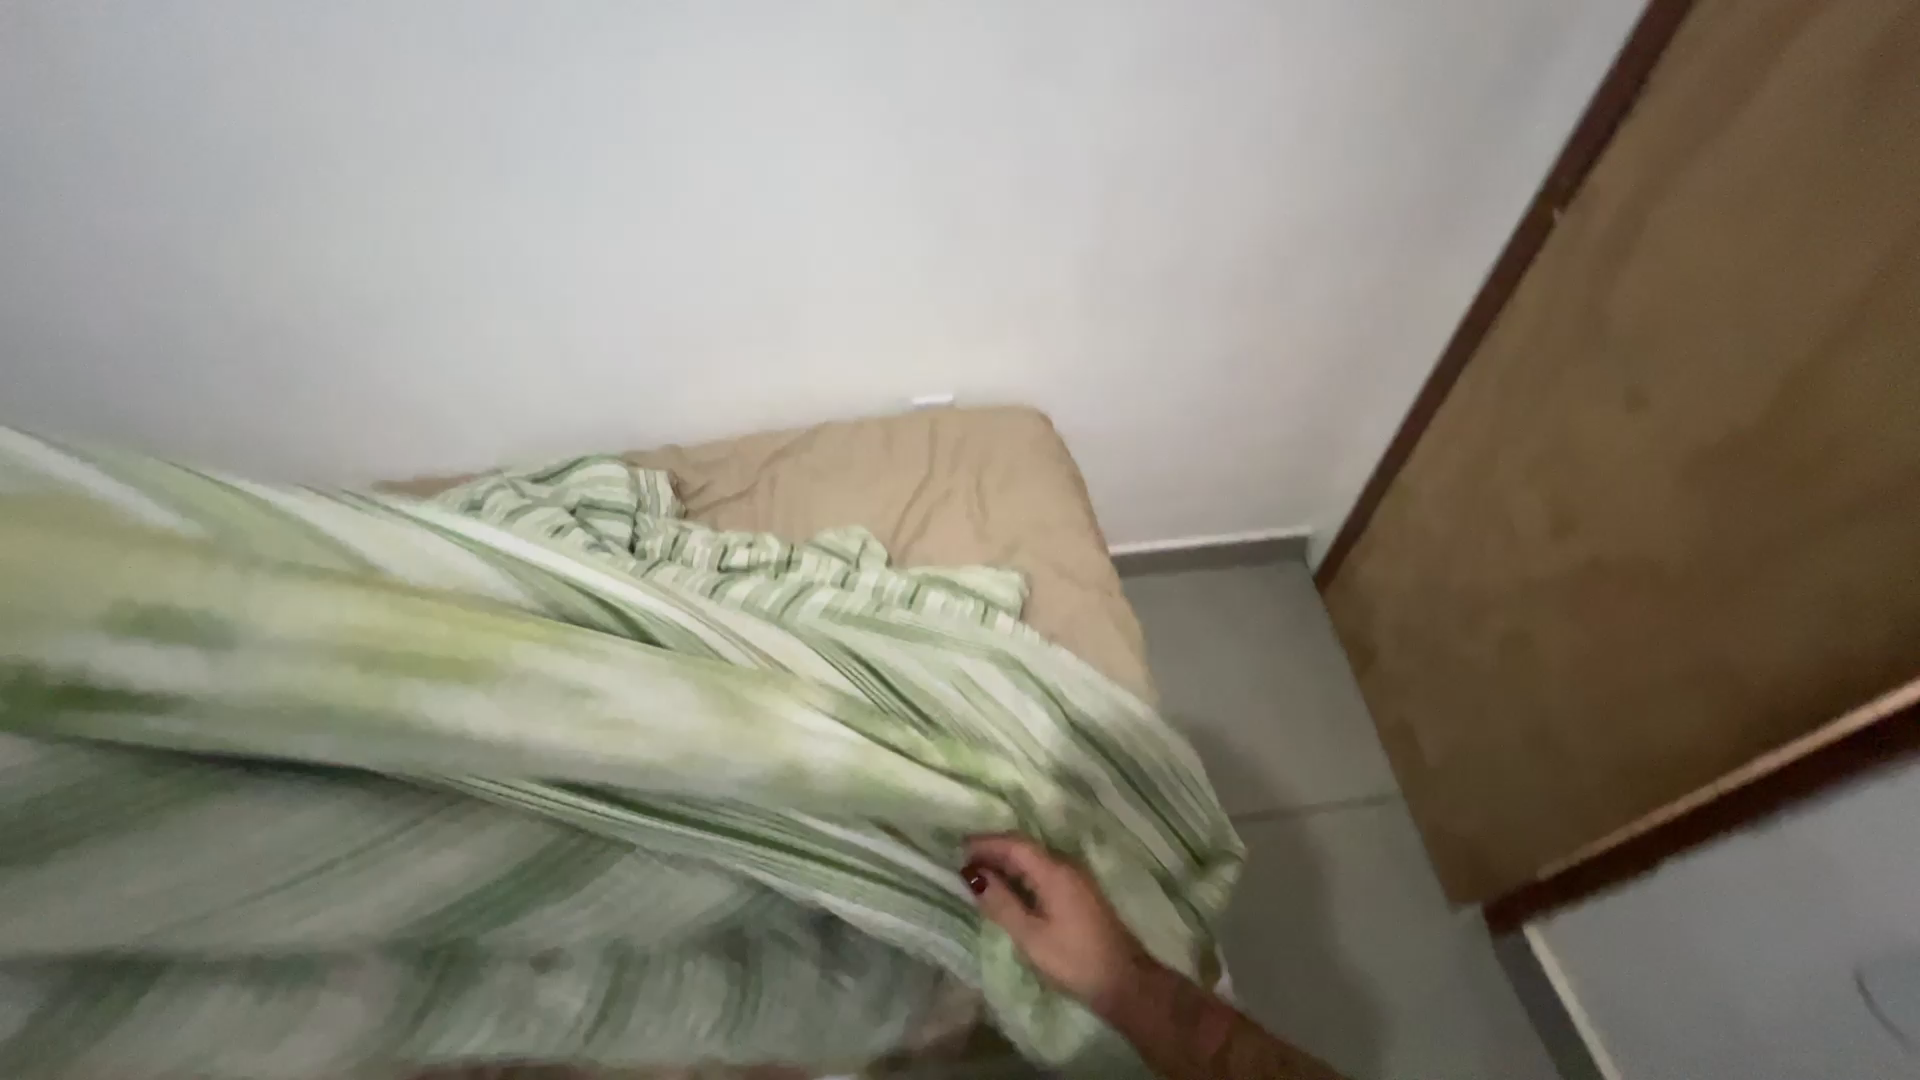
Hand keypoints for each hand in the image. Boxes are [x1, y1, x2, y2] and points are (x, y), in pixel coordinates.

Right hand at [963, 834, 1156, 1007]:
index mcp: (1054, 870)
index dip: (986, 842)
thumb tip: (973, 876)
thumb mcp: (1030, 935)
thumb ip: (1001, 903)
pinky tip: (1008, 887)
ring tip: (979, 872)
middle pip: (1024, 846)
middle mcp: (1066, 864)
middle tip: (964, 860)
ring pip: (1034, 858)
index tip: (958, 847)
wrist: (1124, 982)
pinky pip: (1043, 869)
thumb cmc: (1073, 959)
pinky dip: (1021, 872)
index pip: (1014, 844)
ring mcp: (1075, 877)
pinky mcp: (1079, 891)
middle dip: (993, 850)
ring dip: (1006, 861)